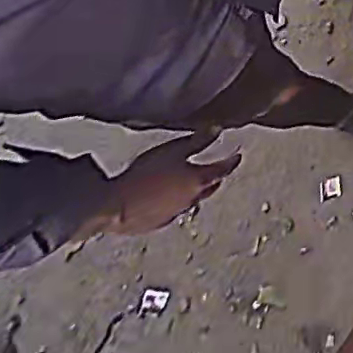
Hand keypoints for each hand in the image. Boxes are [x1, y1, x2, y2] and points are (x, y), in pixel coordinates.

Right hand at [77, 138, 241, 238]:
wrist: (114, 208)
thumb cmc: (146, 173)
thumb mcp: (175, 150)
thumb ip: (198, 140)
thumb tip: (218, 128)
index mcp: (199, 180)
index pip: (223, 169)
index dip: (232, 161)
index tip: (238, 156)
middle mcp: (191, 200)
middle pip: (211, 187)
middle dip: (217, 177)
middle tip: (219, 169)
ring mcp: (174, 214)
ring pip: (193, 200)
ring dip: (197, 191)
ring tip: (195, 182)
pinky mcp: (157, 224)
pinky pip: (174, 210)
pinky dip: (177, 201)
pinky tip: (170, 197)